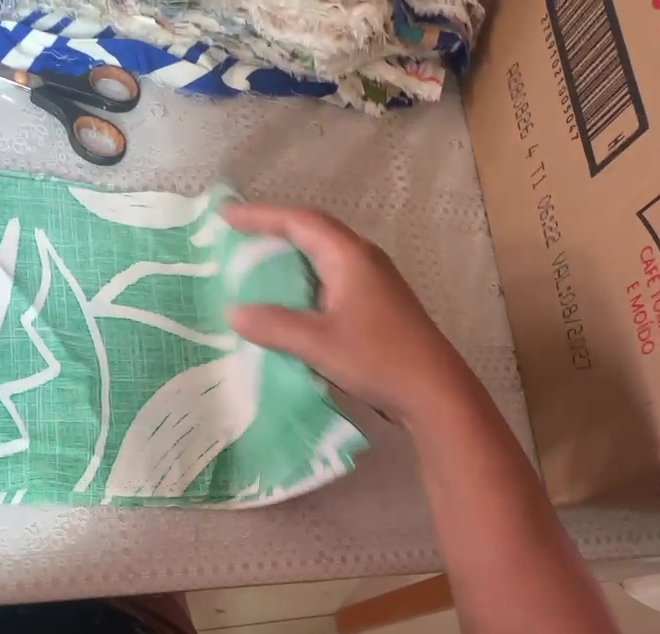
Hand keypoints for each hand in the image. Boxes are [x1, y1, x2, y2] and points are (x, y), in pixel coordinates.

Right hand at [223, 203, 479, 425]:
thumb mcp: (318, 343)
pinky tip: (285, 305)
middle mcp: (362, 261)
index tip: (227, 216)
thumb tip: (233, 312)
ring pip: (321, 261)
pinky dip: (301, 287)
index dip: (260, 216)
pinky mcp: (373, 308)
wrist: (432, 391)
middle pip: (312, 234)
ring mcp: (370, 284)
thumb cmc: (378, 359)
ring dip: (288, 261)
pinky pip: (328, 284)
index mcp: (350, 257)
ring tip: (253, 269)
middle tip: (236, 240)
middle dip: (273, 234)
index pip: (300, 222)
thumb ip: (274, 325)